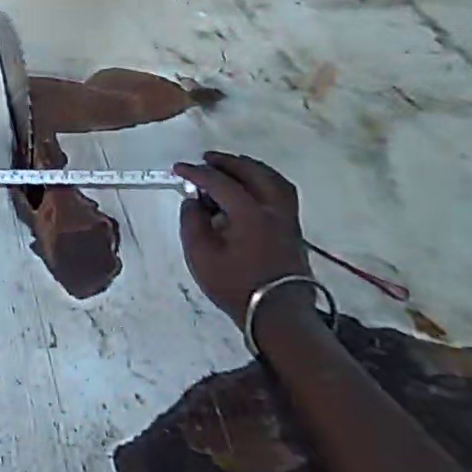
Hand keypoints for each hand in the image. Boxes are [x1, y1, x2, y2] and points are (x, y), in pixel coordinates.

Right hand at [174, 151, 311, 323]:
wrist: (276, 312)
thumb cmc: (234, 284)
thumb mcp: (200, 255)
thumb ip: (192, 222)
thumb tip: (193, 202)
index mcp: (249, 213)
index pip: (220, 182)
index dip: (197, 173)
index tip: (178, 168)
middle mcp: (273, 209)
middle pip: (253, 173)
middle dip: (227, 163)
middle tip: (206, 159)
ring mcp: (288, 218)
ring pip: (272, 180)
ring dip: (250, 168)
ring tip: (231, 166)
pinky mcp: (293, 228)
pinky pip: (280, 191)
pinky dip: (264, 180)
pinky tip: (253, 186)